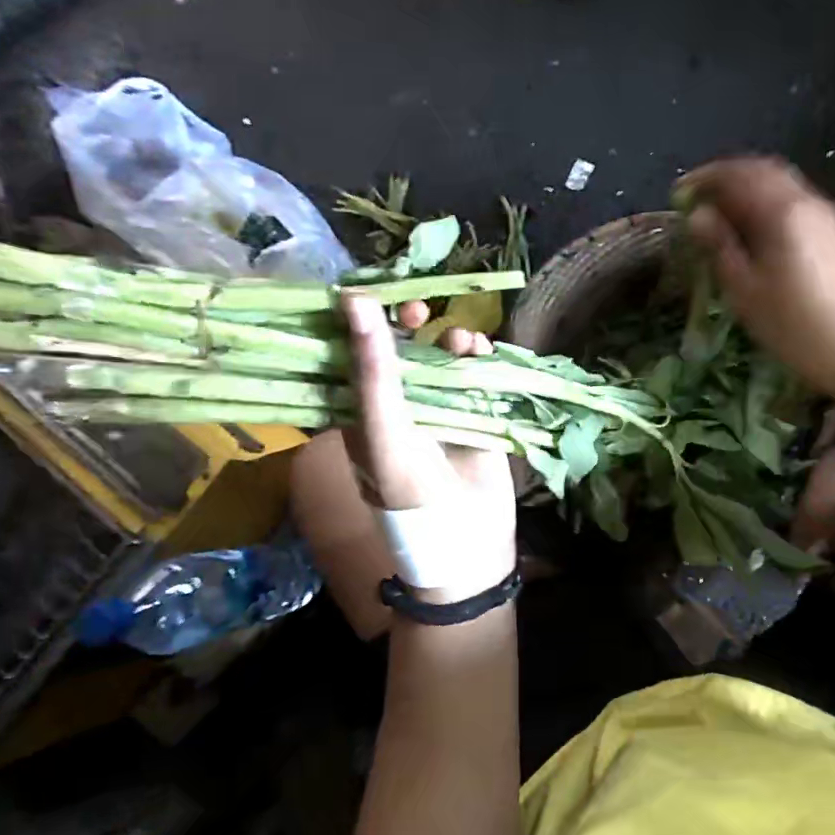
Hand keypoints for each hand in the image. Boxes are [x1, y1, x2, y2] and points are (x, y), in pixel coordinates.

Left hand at [291, 300, 514, 635]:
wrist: (465, 538)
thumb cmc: (409, 490)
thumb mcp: (383, 429)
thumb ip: (373, 370)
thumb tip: (355, 299)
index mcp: (359, 409)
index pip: (352, 352)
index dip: (360, 322)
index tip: (372, 296)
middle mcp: (397, 403)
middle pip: (400, 349)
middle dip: (409, 326)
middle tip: (419, 313)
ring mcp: (439, 407)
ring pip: (442, 357)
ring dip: (451, 341)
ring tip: (463, 342)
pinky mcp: (476, 414)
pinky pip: (476, 375)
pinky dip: (480, 359)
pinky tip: (482, 352)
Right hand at [678, 157, 834, 398]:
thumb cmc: (794, 326)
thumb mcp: (746, 291)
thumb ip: (720, 246)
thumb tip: (699, 216)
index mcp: (782, 211)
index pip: (738, 174)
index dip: (705, 178)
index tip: (680, 194)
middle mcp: (806, 201)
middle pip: (762, 171)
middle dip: (727, 179)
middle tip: (699, 200)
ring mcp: (825, 215)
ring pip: (780, 184)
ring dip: (748, 189)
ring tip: (721, 215)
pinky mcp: (834, 232)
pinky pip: (793, 201)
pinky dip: (767, 202)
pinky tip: (753, 228)